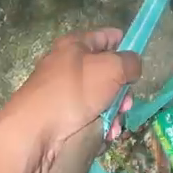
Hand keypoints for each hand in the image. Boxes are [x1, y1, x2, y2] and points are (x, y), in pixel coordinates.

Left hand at [0, 28, 141, 168]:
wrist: (33, 134)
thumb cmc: (74, 92)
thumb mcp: (111, 68)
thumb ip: (130, 62)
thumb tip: (132, 67)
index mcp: (75, 45)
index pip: (108, 37)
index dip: (126, 45)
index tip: (138, 64)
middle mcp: (68, 66)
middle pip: (107, 72)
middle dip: (122, 90)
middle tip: (126, 103)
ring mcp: (64, 94)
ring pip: (101, 98)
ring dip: (114, 112)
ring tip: (115, 126)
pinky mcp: (61, 118)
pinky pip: (90, 117)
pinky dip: (101, 125)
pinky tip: (105, 135)